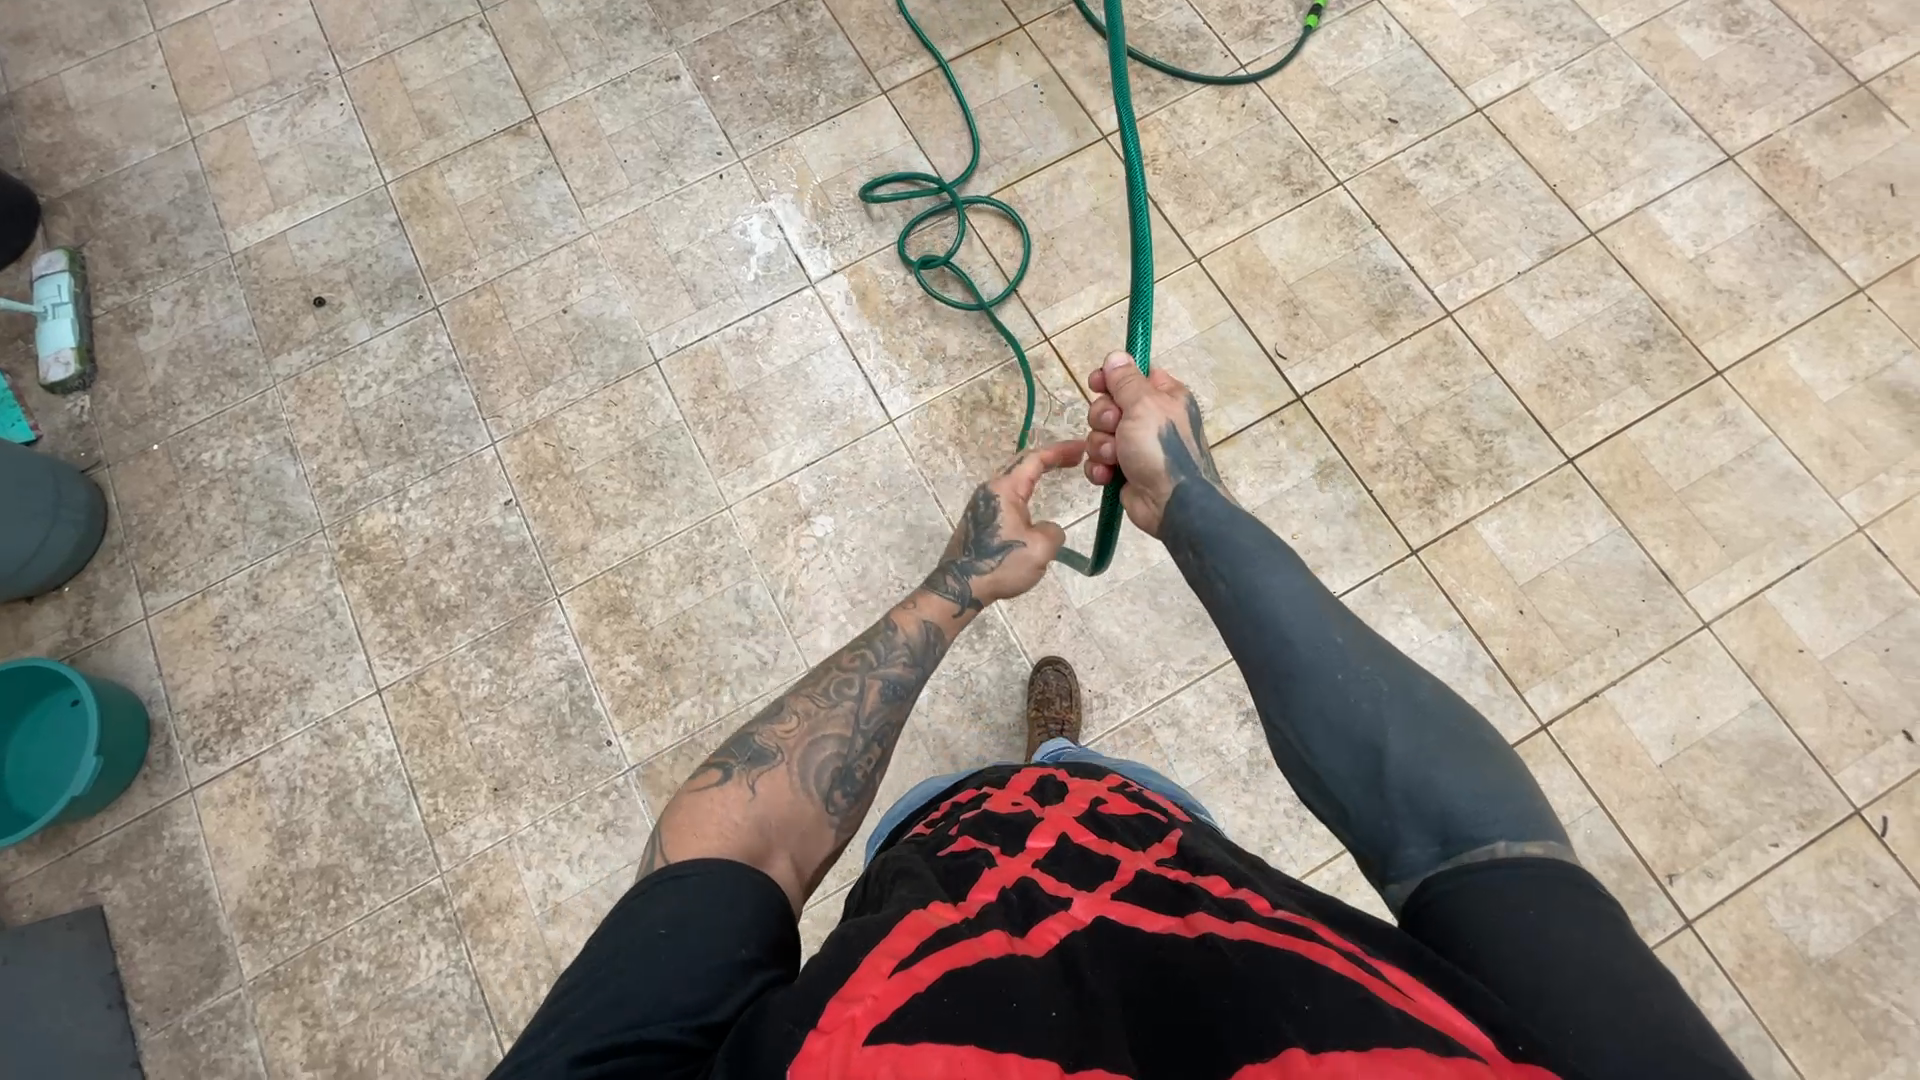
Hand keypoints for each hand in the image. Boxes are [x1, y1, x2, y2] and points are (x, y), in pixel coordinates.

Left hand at [920, 440, 1086, 611]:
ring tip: (1056, 473)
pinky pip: (1006, 498)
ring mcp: (981, 505)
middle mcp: (990, 490)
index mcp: (1005, 489)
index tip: (1082, 449)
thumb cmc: (999, 564)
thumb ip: (1053, 532)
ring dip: (1035, 475)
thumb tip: (1046, 530)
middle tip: (1074, 459)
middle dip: (1049, 459)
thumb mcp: (1040, 549)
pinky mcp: (978, 520)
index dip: (1060, 451)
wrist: (959, 586)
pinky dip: (1025, 492)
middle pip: (1022, 465)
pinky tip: (1032, 504)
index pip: (1035, 459)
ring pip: (1013, 481)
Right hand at [1084, 351, 1224, 536]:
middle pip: (1109, 405)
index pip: (1132, 376)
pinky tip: (1108, 475)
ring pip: (1100, 434)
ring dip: (1101, 446)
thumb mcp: (1144, 406)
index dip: (1111, 379)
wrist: (1171, 504)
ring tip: (1114, 457)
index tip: (1096, 383)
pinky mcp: (1123, 470)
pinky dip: (1100, 468)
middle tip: (1115, 426)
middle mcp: (1149, 418)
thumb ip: (1126, 381)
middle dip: (1103, 418)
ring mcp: (1135, 446)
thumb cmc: (1163, 449)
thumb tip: (1115, 356)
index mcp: (1163, 396)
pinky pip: (1098, 461)